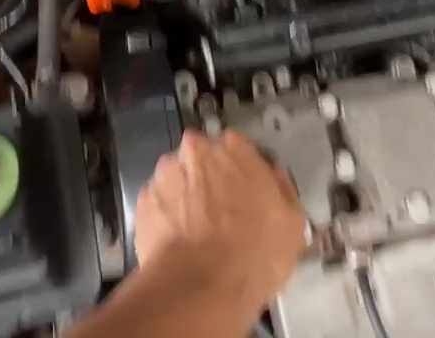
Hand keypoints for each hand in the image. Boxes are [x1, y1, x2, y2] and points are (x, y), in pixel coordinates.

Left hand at [134, 130, 304, 309]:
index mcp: (235, 147)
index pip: (239, 149)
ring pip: (178, 177)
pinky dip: (166, 216)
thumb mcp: (291, 223)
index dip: (242, 174)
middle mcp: (197, 149)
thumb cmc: (254, 253)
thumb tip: (273, 176)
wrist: (201, 286)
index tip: (245, 196)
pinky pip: (159, 202)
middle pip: (205, 159)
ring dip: (186, 195)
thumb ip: (281, 189)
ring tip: (196, 232)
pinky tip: (178, 241)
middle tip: (220, 214)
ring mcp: (166, 172)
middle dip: (210, 180)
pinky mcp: (144, 198)